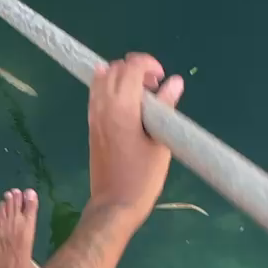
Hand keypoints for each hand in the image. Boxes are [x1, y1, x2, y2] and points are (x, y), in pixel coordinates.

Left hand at [87, 53, 182, 225]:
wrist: (114, 204)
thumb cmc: (142, 177)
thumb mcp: (161, 142)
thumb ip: (166, 108)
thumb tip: (175, 82)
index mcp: (122, 107)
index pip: (131, 66)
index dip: (149, 64)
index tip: (162, 79)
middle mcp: (103, 106)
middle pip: (115, 68)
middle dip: (136, 69)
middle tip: (155, 87)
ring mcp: (94, 116)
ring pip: (102, 79)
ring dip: (122, 77)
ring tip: (141, 95)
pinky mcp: (91, 126)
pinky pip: (97, 94)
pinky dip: (110, 88)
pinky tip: (126, 102)